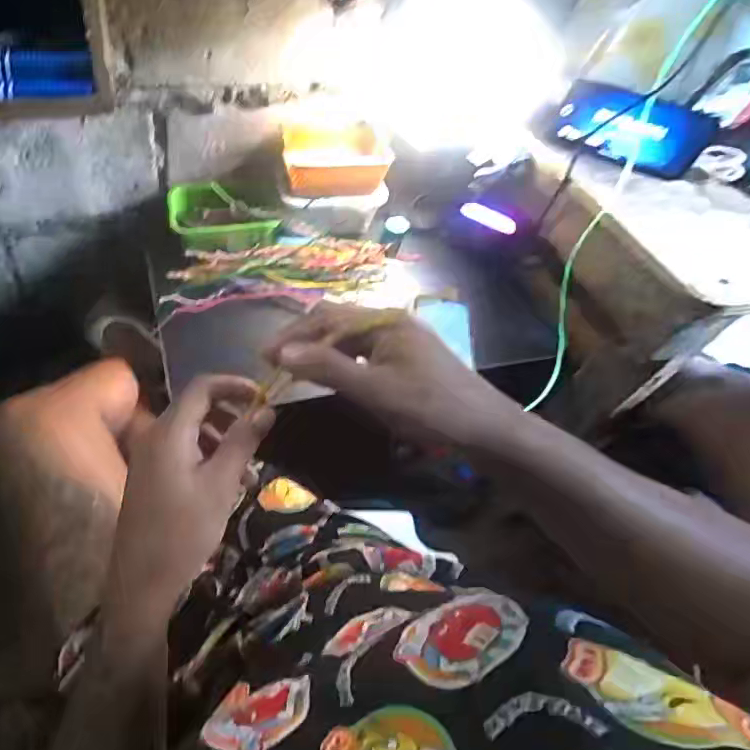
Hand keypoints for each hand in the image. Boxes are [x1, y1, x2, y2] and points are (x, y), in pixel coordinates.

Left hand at [101, 375, 272, 636]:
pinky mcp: (147, 475)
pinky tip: (226, 482)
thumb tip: (267, 409)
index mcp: (169, 431)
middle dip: (231, 414)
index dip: (235, 384)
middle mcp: (153, 435)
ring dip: (221, 438)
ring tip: (249, 468)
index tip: (264, 396)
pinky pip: (180, 450)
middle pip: (196, 406)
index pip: (202, 386)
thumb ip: (243, 441)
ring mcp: (147, 456)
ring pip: (190, 430)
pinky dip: (206, 455)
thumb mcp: (221, 484)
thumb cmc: (183, 532)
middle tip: (260, 432)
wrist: (140, 583)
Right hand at [265, 304, 526, 449]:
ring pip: (349, 336)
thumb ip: (327, 368)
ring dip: (320, 348)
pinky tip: (330, 373)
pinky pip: (363, 349)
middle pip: (336, 321)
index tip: (263, 355)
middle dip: (303, 337)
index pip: (326, 319)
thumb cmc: (429, 408)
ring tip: (293, 366)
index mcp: (383, 321)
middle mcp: (390, 321)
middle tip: (274, 360)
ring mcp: (400, 338)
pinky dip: (339, 358)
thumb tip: (281, 352)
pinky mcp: (406, 356)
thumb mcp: (373, 390)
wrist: (486, 430)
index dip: (292, 335)